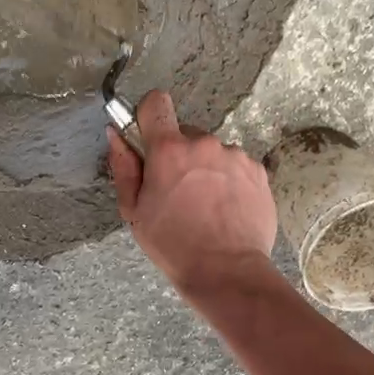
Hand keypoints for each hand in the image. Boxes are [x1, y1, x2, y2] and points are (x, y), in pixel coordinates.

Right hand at [107, 90, 278, 294]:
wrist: (227, 271)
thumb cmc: (175, 245)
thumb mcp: (134, 211)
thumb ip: (124, 167)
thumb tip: (116, 136)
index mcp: (169, 151)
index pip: (156, 103)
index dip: (148, 116)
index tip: (148, 137)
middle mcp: (204, 144)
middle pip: (184, 133)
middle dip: (177, 155)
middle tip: (174, 192)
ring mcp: (235, 156)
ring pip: (210, 152)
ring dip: (204, 169)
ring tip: (202, 206)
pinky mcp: (257, 172)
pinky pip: (235, 166)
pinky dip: (227, 182)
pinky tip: (222, 210)